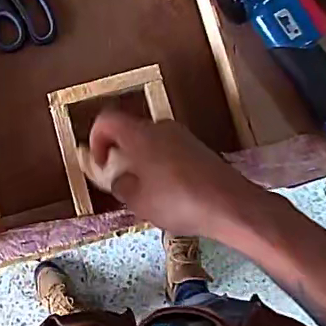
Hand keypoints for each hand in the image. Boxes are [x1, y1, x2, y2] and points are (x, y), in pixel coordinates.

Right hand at [85, 110, 269, 240]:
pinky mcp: (200, 149)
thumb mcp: (137, 201)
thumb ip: (121, 186)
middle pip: (131, 131)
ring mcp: (184, 137)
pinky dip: (163, 166)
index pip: (107, 120)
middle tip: (120, 179)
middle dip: (121, 153)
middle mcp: (162, 128)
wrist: (230, 204)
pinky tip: (169, 193)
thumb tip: (121, 180)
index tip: (99, 161)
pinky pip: (172, 152)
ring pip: (152, 142)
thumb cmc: (180, 201)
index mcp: (140, 135)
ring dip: (143, 161)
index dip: (96, 139)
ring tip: (145, 192)